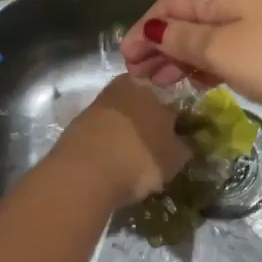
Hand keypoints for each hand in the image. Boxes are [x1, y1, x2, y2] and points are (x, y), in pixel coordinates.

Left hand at [49, 75, 189, 208]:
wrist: (83, 174)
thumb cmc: (139, 158)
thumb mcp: (174, 158)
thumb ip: (184, 146)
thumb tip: (184, 143)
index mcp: (151, 87)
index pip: (171, 99)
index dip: (177, 120)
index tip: (179, 138)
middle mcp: (123, 87)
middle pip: (143, 105)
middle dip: (150, 123)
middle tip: (157, 149)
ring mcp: (97, 104)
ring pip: (121, 118)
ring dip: (128, 134)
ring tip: (134, 161)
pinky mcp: (76, 124)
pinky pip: (102, 133)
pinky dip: (108, 145)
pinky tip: (112, 164)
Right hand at [120, 0, 261, 120]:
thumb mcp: (223, 50)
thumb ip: (184, 38)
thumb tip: (153, 27)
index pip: (174, 0)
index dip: (146, 26)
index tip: (124, 57)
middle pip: (191, 17)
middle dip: (161, 43)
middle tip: (138, 76)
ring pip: (210, 36)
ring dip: (182, 57)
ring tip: (160, 84)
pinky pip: (230, 50)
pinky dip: (208, 65)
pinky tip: (196, 83)